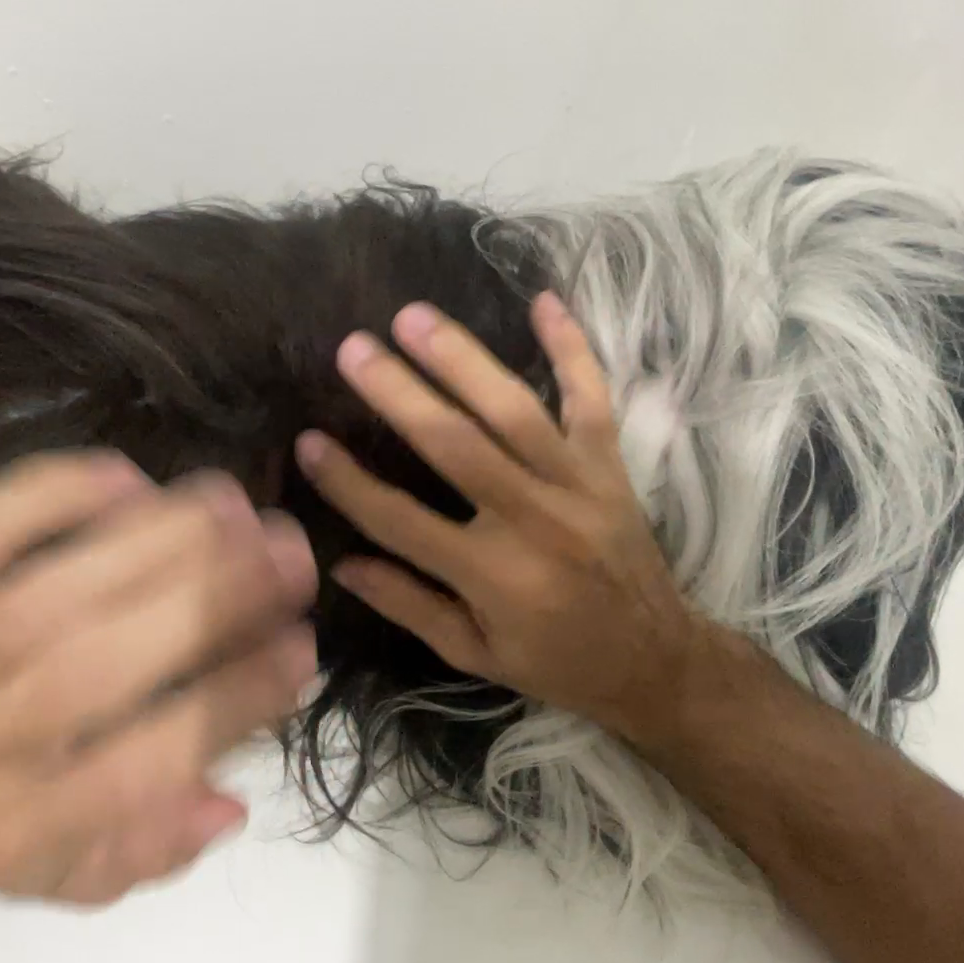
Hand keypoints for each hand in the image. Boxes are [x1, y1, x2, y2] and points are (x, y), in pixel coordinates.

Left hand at [0, 454, 317, 903]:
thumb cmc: (6, 825)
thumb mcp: (82, 877)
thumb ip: (159, 849)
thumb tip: (233, 799)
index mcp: (26, 823)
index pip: (146, 761)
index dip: (234, 700)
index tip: (303, 648)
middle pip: (99, 664)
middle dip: (212, 600)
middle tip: (289, 553)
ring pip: (56, 588)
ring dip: (157, 537)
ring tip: (237, 506)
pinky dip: (55, 491)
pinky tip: (131, 478)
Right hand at [293, 292, 724, 736]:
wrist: (656, 662)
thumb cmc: (555, 662)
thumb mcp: (473, 653)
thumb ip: (408, 604)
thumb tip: (341, 563)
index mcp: (493, 577)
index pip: (402, 522)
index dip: (348, 483)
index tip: (307, 442)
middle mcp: (535, 521)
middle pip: (456, 447)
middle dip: (399, 394)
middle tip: (353, 349)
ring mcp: (579, 486)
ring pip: (515, 411)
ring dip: (462, 359)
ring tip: (414, 317)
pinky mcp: (611, 467)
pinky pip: (592, 399)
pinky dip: (572, 348)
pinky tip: (543, 300)